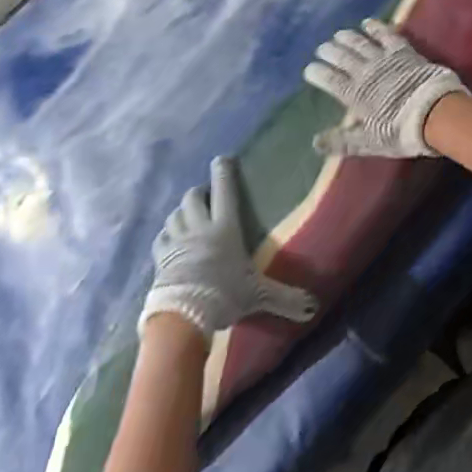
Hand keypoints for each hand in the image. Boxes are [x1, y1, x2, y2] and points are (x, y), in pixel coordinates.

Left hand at [141, 158, 317, 337]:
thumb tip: (311, 306)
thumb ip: (284, 297)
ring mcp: (177, 241)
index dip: (223, 172)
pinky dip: (165, 235)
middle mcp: (199, 228)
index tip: (222, 158)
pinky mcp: (161, 256)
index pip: (225, 192)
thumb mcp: (259, 295)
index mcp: (225, 229)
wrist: (185, 312)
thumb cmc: (225, 295)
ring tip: (186, 215)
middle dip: (198, 192)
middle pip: (192, 198)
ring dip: (180, 212)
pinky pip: (160, 238)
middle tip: (204, 195)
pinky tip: (168, 239)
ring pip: (174, 214)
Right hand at [302, 18, 469, 157]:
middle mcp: (364, 73)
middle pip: (341, 57)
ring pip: (359, 43)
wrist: (436, 113)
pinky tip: (367, 23)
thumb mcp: (369, 142)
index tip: (309, 70)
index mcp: (353, 94)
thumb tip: (315, 143)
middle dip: (328, 52)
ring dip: (347, 38)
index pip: (329, 79)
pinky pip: (385, 35)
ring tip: (337, 34)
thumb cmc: (401, 131)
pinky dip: (375, 28)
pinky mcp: (402, 52)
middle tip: (321, 48)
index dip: (317, 73)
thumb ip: (341, 141)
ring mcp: (383, 60)